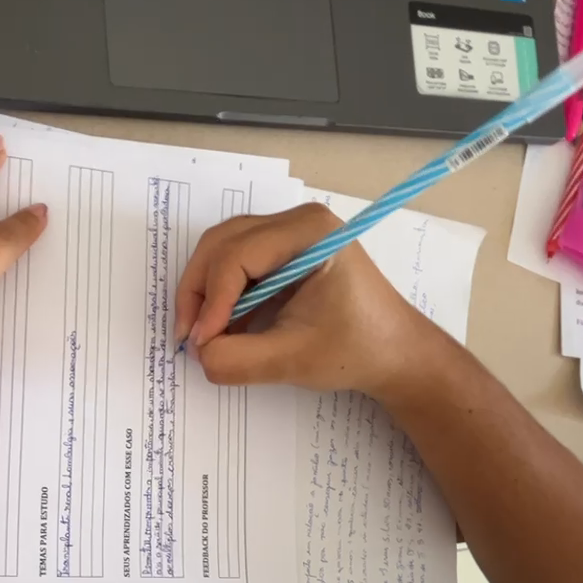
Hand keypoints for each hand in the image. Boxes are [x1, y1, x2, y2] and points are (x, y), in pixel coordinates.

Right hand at [174, 203, 450, 398]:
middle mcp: (295, 221)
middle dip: (198, 292)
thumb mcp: (292, 360)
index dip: (211, 301)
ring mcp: (287, 234)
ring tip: (205, 335)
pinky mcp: (281, 254)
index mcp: (309, 232)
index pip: (237, 256)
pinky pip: (234, 266)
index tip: (200, 344)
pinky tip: (224, 328)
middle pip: (221, 245)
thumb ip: (237, 359)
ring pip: (221, 253)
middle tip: (190, 337)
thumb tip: (198, 353)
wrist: (393, 353)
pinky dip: (220, 297)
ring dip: (205, 294)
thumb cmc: (356, 351)